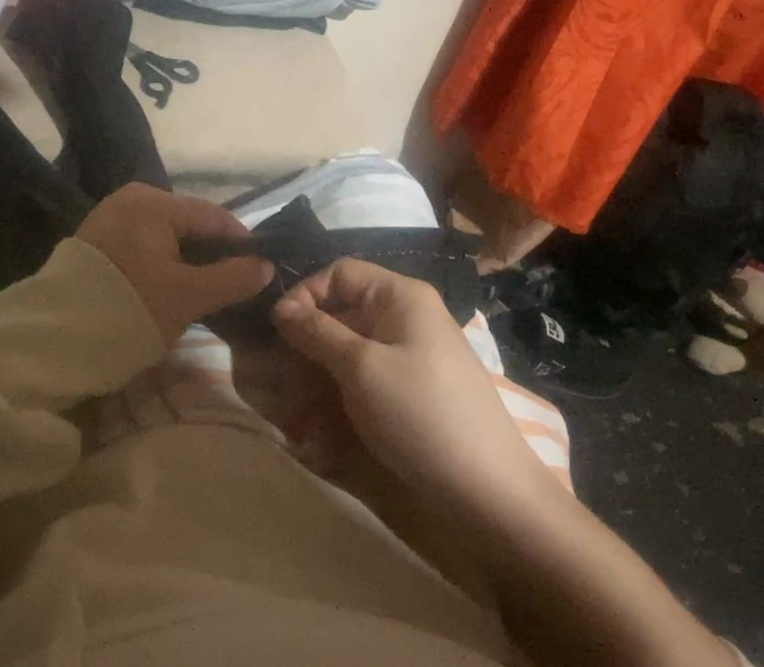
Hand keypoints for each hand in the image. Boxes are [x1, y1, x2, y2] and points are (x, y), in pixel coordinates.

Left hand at [76, 184, 272, 341]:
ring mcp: (109, 219)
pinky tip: (170, 293)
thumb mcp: (189, 296)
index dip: (242, 246)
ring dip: (187, 265)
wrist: (57, 340)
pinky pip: (143, 248)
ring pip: (166, 239)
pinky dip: (162, 267)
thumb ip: (233, 278)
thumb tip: (266, 266)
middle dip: (213, 257)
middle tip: (233, 291)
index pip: (214, 217)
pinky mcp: (97, 243)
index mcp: (154, 202)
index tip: (260, 276)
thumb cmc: (131, 308)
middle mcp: (131, 199)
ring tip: (204, 297)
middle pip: (189, 227)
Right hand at [271, 259, 551, 512]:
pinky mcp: (411, 394)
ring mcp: (411, 358)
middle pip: (342, 315)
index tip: (276, 331)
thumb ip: (316, 332)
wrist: (487, 490)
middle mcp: (407, 319)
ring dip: (317, 382)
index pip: (340, 272)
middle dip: (306, 347)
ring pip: (348, 355)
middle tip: (277, 385)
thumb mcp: (360, 368)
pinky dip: (340, 403)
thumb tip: (281, 307)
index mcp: (401, 297)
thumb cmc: (420, 413)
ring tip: (295, 419)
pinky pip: (365, 384)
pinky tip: (321, 438)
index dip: (305, 294)